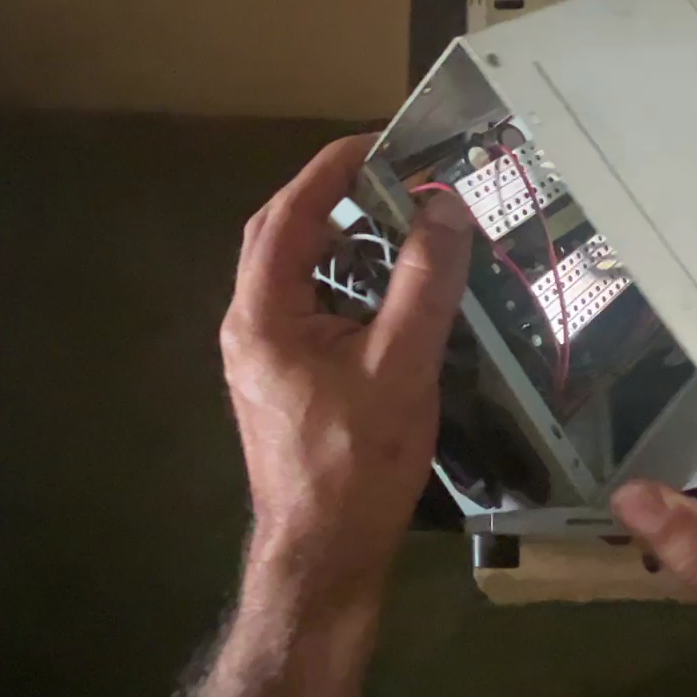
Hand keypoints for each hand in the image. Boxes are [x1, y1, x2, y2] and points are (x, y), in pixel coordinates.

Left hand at [221, 135, 475, 604]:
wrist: (324, 554)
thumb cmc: (356, 462)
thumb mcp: (400, 365)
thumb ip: (424, 283)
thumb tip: (446, 210)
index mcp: (263, 313)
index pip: (290, 214)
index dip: (332, 169)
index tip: (381, 142)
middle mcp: (250, 324)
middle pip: (283, 236)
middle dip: (333, 199)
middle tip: (390, 180)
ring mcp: (263, 354)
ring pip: (298, 273)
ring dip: (342, 242)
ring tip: (398, 227)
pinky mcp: (284, 377)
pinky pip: (312, 308)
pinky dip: (347, 284)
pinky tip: (390, 293)